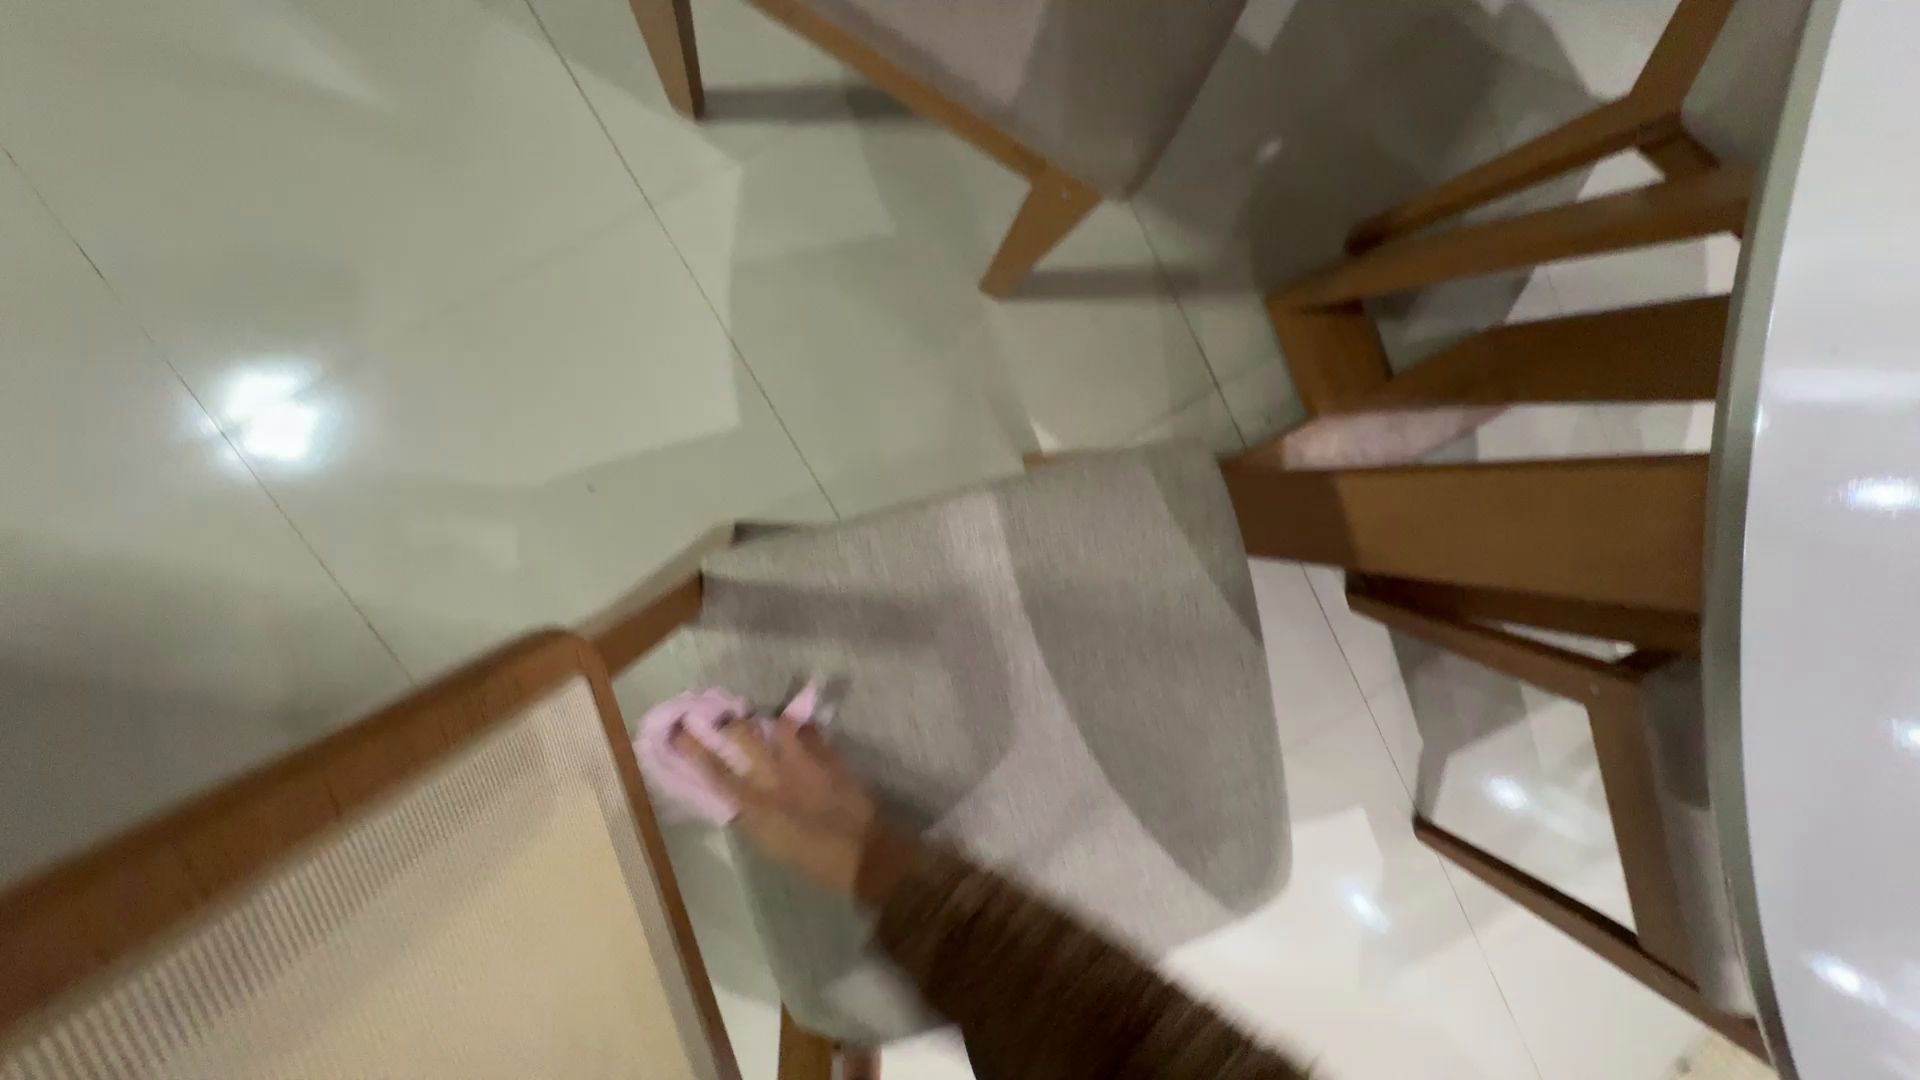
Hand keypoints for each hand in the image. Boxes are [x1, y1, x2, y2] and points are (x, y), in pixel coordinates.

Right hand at [673, 717, 876, 896]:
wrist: (862, 853)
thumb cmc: (811, 858)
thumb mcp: (769, 843)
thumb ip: (750, 814)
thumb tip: (736, 794)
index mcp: (755, 805)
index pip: (716, 771)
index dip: (695, 749)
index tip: (680, 731)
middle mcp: (775, 777)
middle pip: (744, 736)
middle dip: (729, 724)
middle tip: (723, 720)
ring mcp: (805, 761)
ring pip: (779, 726)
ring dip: (770, 723)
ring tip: (767, 724)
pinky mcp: (829, 755)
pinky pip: (811, 732)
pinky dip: (802, 730)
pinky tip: (799, 730)